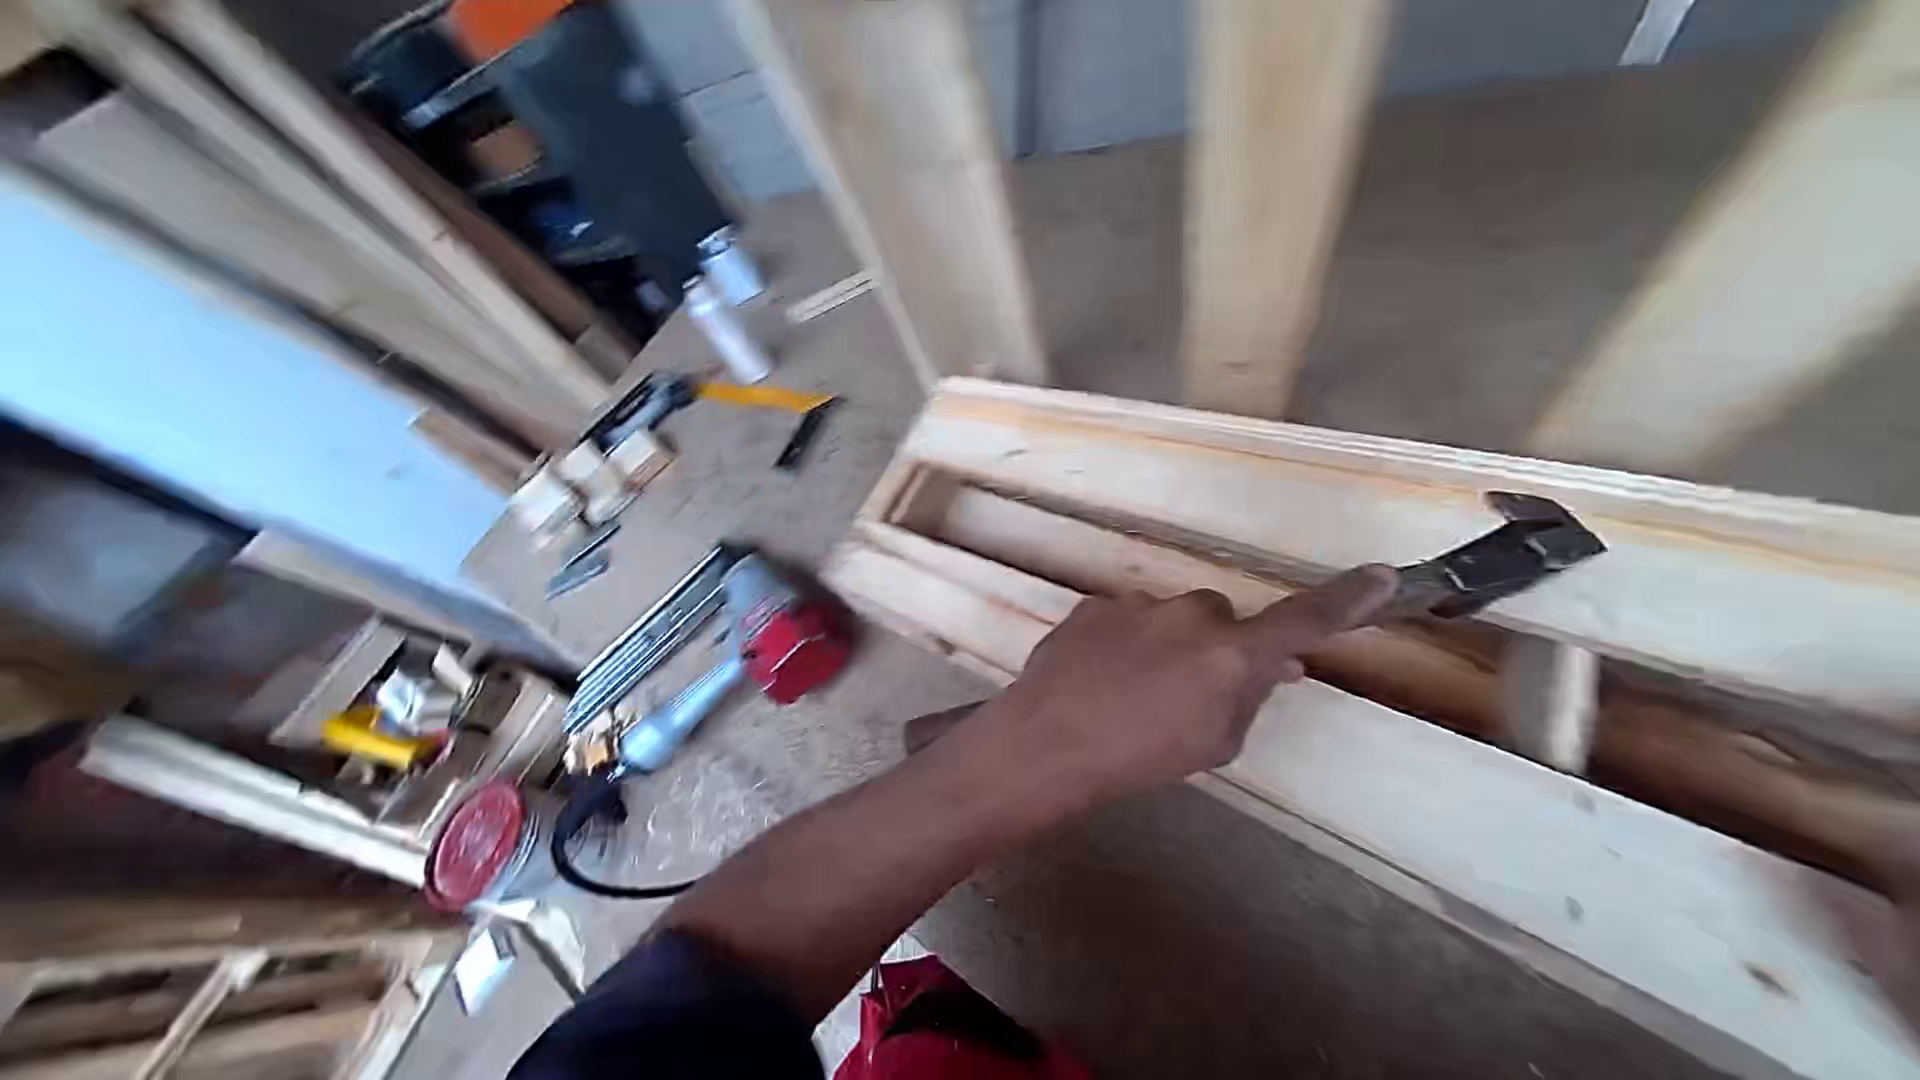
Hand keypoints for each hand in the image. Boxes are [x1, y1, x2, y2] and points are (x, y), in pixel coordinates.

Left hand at [951, 565, 1400, 807]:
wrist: (1046, 741)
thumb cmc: (1139, 758)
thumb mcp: (1215, 743)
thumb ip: (1248, 697)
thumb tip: (1275, 663)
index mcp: (1229, 655)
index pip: (1302, 620)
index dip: (1346, 600)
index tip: (1381, 576)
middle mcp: (1188, 615)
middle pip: (1221, 619)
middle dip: (1215, 647)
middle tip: (1186, 689)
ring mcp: (1136, 604)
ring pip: (1169, 618)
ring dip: (1164, 644)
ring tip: (1128, 689)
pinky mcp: (1094, 604)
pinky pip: (1126, 619)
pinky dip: (1123, 641)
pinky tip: (1099, 674)